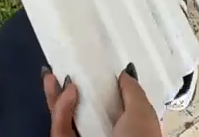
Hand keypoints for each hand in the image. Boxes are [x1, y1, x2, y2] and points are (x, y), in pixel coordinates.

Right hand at [41, 68, 160, 136]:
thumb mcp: (143, 114)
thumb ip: (133, 91)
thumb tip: (125, 72)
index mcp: (124, 132)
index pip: (108, 108)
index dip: (97, 89)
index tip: (89, 70)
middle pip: (80, 111)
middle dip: (67, 89)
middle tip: (62, 69)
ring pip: (65, 120)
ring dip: (58, 96)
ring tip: (55, 76)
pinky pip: (60, 130)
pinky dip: (60, 110)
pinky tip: (68, 92)